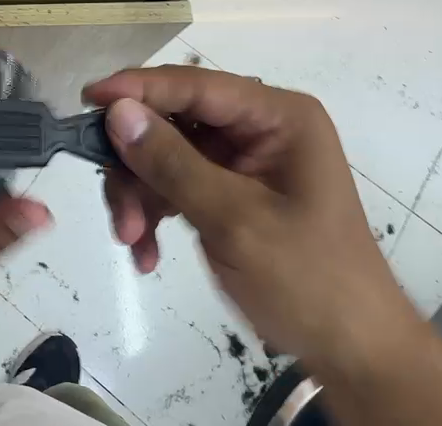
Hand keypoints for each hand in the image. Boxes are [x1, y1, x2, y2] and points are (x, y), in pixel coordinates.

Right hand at [83, 66, 421, 375]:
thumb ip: (172, 164)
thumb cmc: (309, 280)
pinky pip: (175, 185)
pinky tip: (147, 253)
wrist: (353, 354)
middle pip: (173, 122)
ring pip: (165, 155)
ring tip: (133, 241)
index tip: (88, 97)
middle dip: (138, 165)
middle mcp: (258, 127)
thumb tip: (116, 111)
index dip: (138, 88)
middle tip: (118, 210)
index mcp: (277, 116)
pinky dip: (155, 213)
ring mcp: (242, 160)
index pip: (196, 86)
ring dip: (141, 195)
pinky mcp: (229, 191)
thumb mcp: (236, 221)